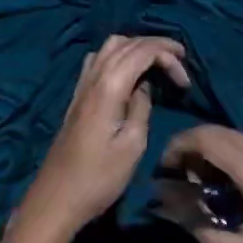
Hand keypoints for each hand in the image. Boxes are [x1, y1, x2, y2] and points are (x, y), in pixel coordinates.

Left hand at [16, 35, 190, 241]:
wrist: (56, 199)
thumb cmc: (98, 178)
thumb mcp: (132, 146)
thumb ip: (142, 107)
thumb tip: (143, 87)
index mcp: (109, 86)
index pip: (142, 51)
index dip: (167, 55)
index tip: (185, 79)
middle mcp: (93, 77)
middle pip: (127, 42)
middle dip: (156, 46)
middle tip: (180, 61)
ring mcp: (82, 85)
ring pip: (110, 46)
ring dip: (136, 46)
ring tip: (157, 62)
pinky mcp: (77, 95)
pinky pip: (99, 59)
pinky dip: (119, 55)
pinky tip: (128, 73)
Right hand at [164, 126, 242, 242]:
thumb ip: (198, 223)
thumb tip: (163, 197)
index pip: (210, 138)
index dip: (179, 146)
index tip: (158, 169)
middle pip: (224, 133)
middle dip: (193, 148)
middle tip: (170, 180)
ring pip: (239, 140)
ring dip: (212, 154)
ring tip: (191, 186)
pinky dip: (231, 161)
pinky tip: (221, 189)